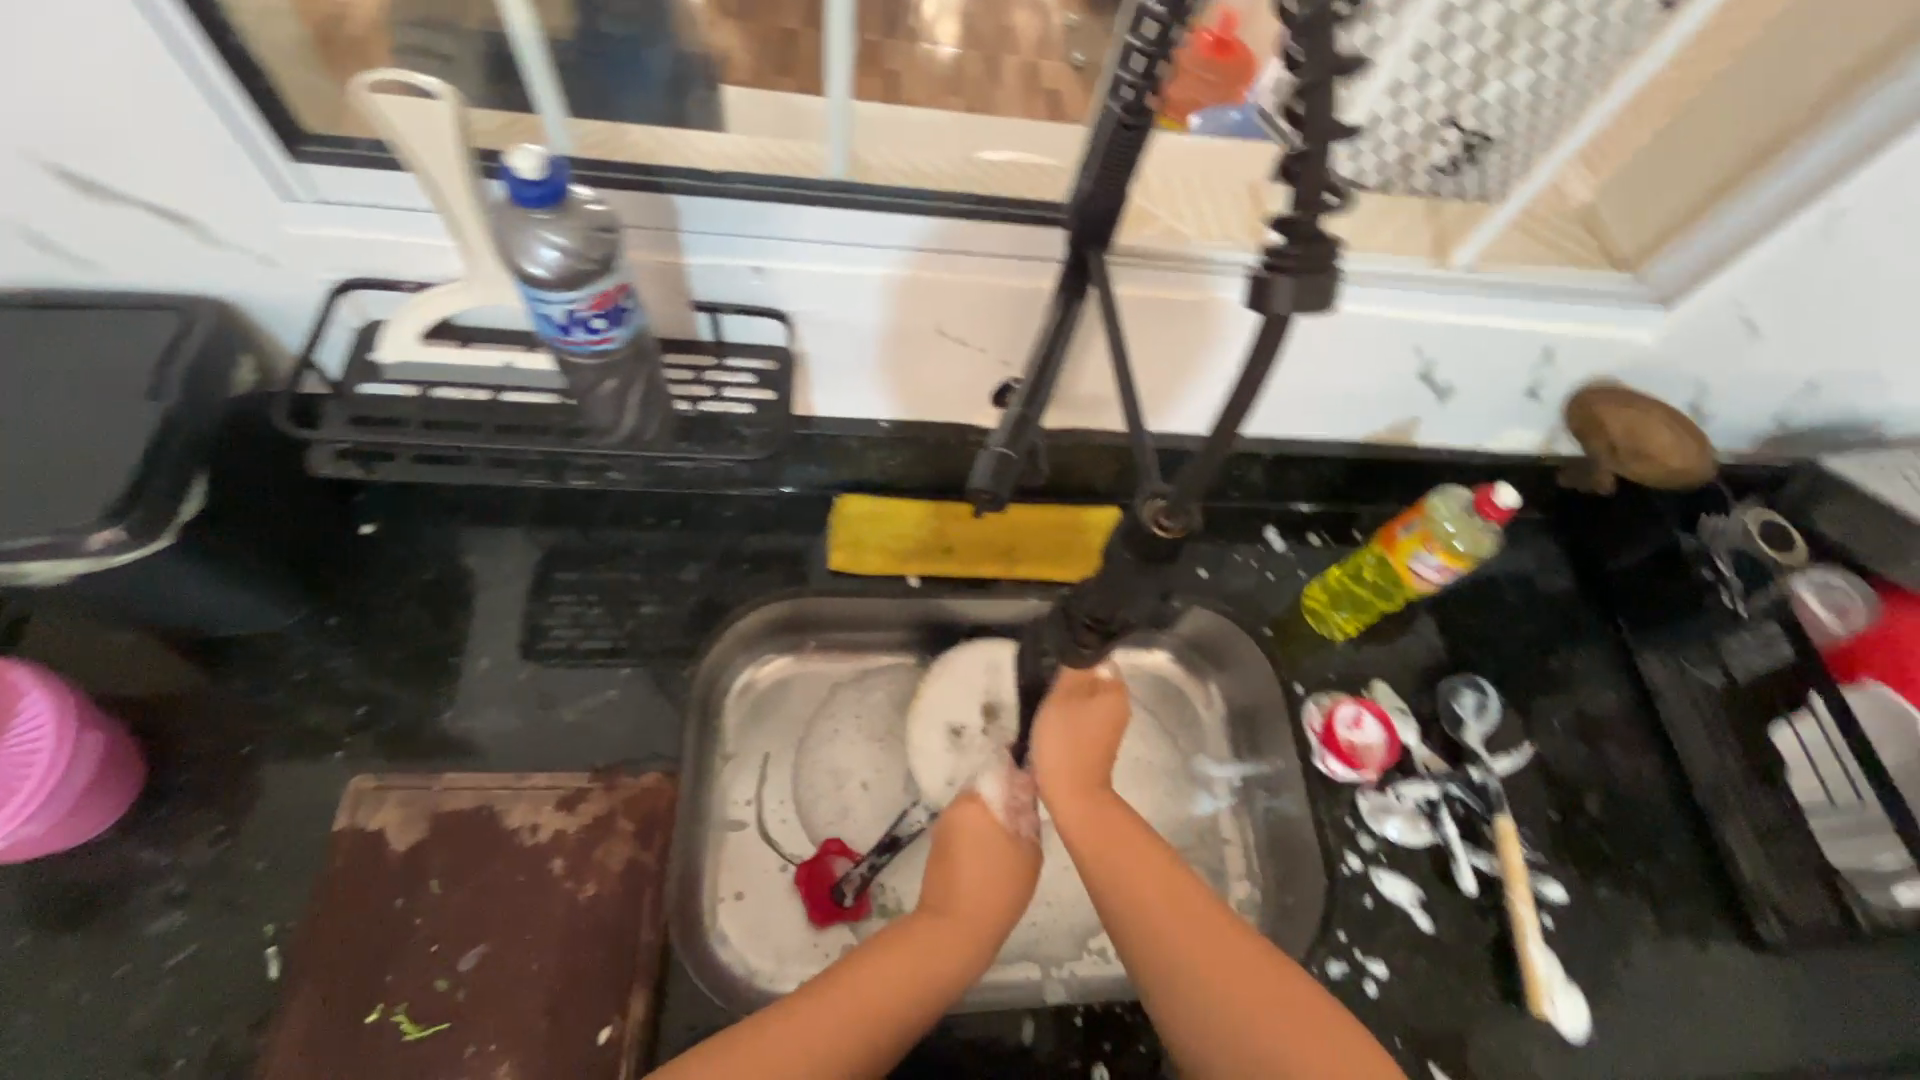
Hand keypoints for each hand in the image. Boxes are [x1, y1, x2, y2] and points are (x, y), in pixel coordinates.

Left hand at [915, 767, 1040, 953]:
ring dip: (993, 817)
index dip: (1021, 774)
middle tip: (1028, 820)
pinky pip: (965, 827)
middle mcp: (956, 804)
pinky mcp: (938, 845)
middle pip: (987, 788)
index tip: (1036, 787)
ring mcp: (944, 825)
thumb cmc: (998, 889)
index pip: (1002, 768)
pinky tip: (994, 856)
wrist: (953, 930)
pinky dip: (979, 834)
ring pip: (975, 809)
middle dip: (1006, 798)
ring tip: (1013, 841)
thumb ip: (1029, 816)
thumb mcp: (1030, 851)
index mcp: (978, 799)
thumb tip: (1026, 794)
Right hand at [1029, 665, 1131, 809]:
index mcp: (1115, 690)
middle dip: (1068, 681)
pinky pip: (1082, 719)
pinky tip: (1051, 725)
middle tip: (1044, 685)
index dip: (1074, 659)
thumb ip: (1074, 668)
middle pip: (1091, 680)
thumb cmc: (1066, 741)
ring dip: (1065, 700)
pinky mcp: (1098, 743)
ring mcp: (1110, 726)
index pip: (1097, 659)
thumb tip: (1083, 649)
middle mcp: (1119, 705)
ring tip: (1044, 704)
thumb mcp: (1062, 696)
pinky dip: (1068, 718)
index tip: (1054, 666)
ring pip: (1085, 700)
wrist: (1072, 795)